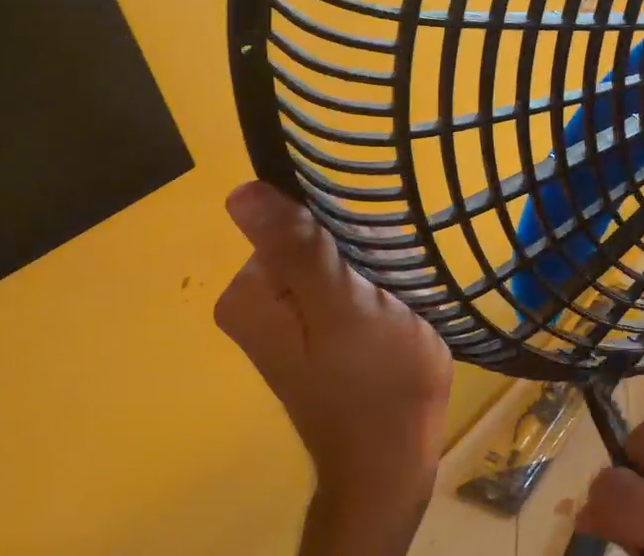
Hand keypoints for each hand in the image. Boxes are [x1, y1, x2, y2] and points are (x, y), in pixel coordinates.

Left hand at [214, 181, 452, 555]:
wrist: (392, 451)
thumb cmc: (376, 378)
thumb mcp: (344, 308)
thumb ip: (298, 251)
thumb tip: (238, 192)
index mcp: (251, 292)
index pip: (298, 218)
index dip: (348, 220)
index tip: (386, 242)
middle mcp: (258, 299)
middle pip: (316, 235)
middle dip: (364, 242)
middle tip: (400, 269)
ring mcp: (289, 315)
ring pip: (337, 257)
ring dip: (376, 261)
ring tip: (405, 282)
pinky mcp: (319, 327)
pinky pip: (346, 280)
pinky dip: (376, 280)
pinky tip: (400, 296)